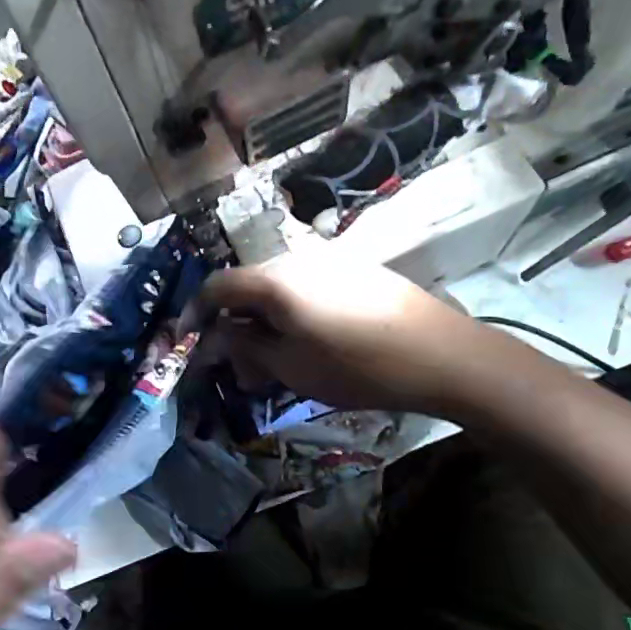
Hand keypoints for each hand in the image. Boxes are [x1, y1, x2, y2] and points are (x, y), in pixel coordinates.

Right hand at [195, 248, 497, 416]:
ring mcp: (330, 260)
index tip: (191, 345)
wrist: (439, 353)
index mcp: (273, 279)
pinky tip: (312, 345)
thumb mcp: (290, 367)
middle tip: (244, 372)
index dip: (195, 316)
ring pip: (279, 291)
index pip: (216, 287)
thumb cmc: (356, 365)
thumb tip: (217, 339)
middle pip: (248, 288)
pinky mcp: (356, 270)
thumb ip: (245, 349)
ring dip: (267, 326)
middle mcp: (296, 257)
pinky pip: (308, 290)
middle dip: (236, 329)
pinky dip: (295, 316)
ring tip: (280, 365)